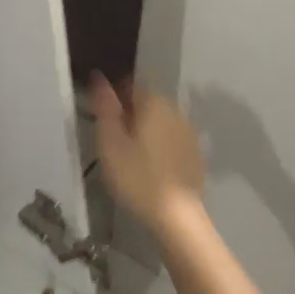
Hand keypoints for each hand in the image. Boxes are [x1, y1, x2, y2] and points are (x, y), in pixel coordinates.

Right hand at [90, 71, 205, 229]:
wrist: (177, 216)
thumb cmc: (137, 177)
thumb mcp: (111, 143)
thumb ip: (104, 108)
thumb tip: (98, 77)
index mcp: (153, 102)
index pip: (130, 85)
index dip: (113, 98)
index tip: (101, 118)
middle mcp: (175, 109)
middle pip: (147, 102)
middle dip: (129, 114)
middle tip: (112, 139)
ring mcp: (188, 131)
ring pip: (160, 121)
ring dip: (145, 130)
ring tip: (129, 155)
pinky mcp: (195, 152)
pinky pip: (171, 138)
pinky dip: (159, 145)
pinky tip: (150, 166)